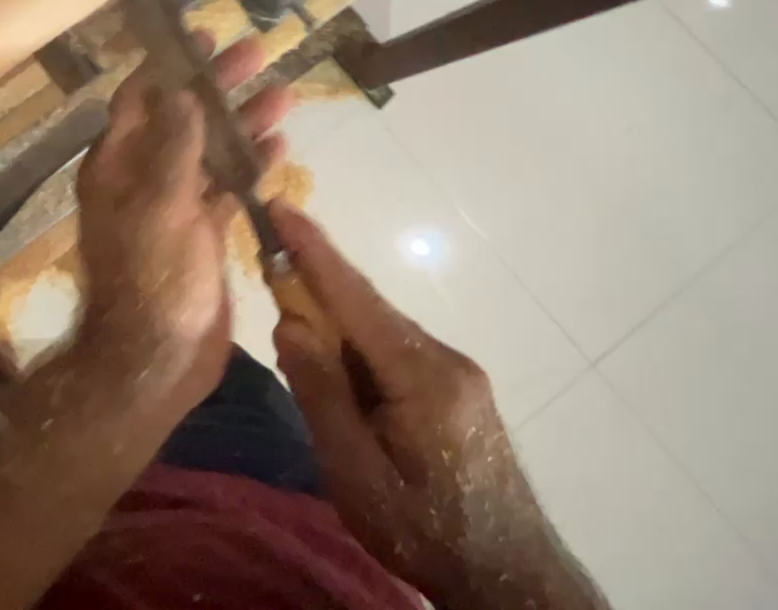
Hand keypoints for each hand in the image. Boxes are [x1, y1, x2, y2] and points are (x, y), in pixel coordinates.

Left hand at [73, 33, 291, 390]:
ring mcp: (171, 204)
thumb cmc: (151, 277)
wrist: (158, 355)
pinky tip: (279, 146)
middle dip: (215, 85)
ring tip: (282, 91)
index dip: (167, 66)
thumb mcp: (159, 204)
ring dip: (241, 123)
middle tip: (255, 52)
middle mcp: (139, 177)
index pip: (139, 99)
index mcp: (115, 165)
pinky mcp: (199, 231)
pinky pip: (225, 187)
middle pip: (180, 117)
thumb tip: (181, 88)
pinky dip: (249, 166)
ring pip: (208, 150)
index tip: (201, 36)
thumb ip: (173, 145)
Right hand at [268, 205, 608, 609]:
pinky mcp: (453, 386)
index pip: (354, 295)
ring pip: (376, 327)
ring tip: (296, 348)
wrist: (512, 579)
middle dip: (313, 284)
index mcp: (420, 375)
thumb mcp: (355, 473)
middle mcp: (442, 358)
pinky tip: (337, 376)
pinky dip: (353, 345)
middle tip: (265, 274)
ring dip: (331, 321)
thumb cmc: (424, 530)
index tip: (278, 205)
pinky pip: (389, 347)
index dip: (312, 249)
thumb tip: (289, 323)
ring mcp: (453, 370)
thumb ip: (321, 393)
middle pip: (364, 305)